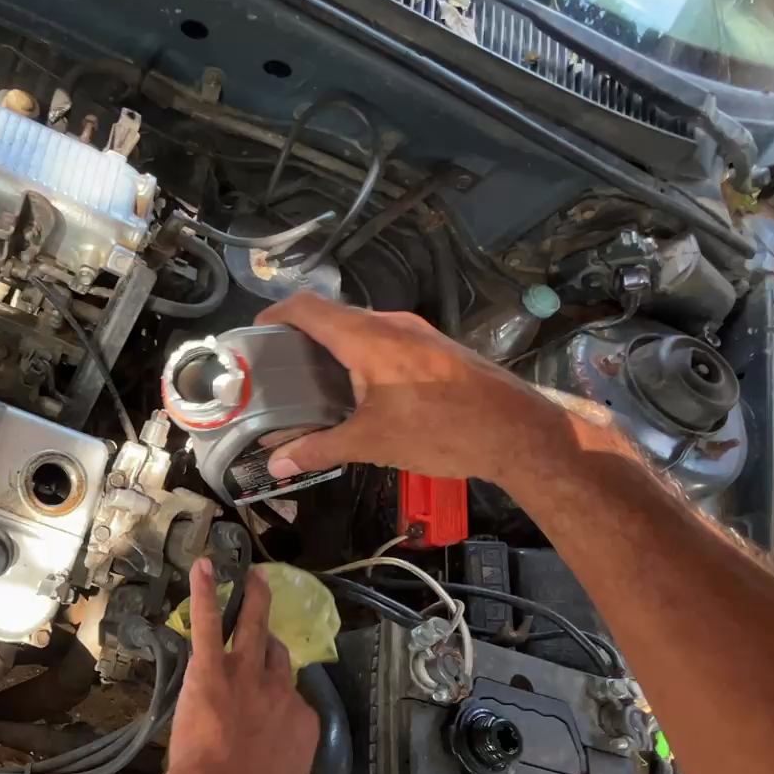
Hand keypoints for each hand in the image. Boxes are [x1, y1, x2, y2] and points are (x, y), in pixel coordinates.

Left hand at [165, 559, 316, 773]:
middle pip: (278, 656)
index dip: (278, 694)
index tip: (266, 697)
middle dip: (274, 636)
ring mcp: (246, 675)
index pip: (293, 696)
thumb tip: (273, 768)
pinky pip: (210, 624)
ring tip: (253, 578)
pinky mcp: (211, 668)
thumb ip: (281, 766)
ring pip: (254, 630)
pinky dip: (206, 593)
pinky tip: (203, 569)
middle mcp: (280, 691)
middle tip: (271, 611)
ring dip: (252, 601)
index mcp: (301, 723)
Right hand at [255, 292, 564, 484]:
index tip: (254, 336)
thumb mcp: (370, 444)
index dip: (274, 314)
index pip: (307, 307)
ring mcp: (417, 333)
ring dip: (331, 349)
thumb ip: (317, 449)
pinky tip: (357, 391)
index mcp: (366, 338)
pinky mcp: (435, 347)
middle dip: (298, 338)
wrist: (519, 432)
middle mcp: (390, 325)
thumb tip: (275, 466)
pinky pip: (383, 340)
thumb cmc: (440, 431)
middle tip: (276, 370)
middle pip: (332, 317)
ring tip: (311, 383)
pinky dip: (359, 356)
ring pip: (360, 329)